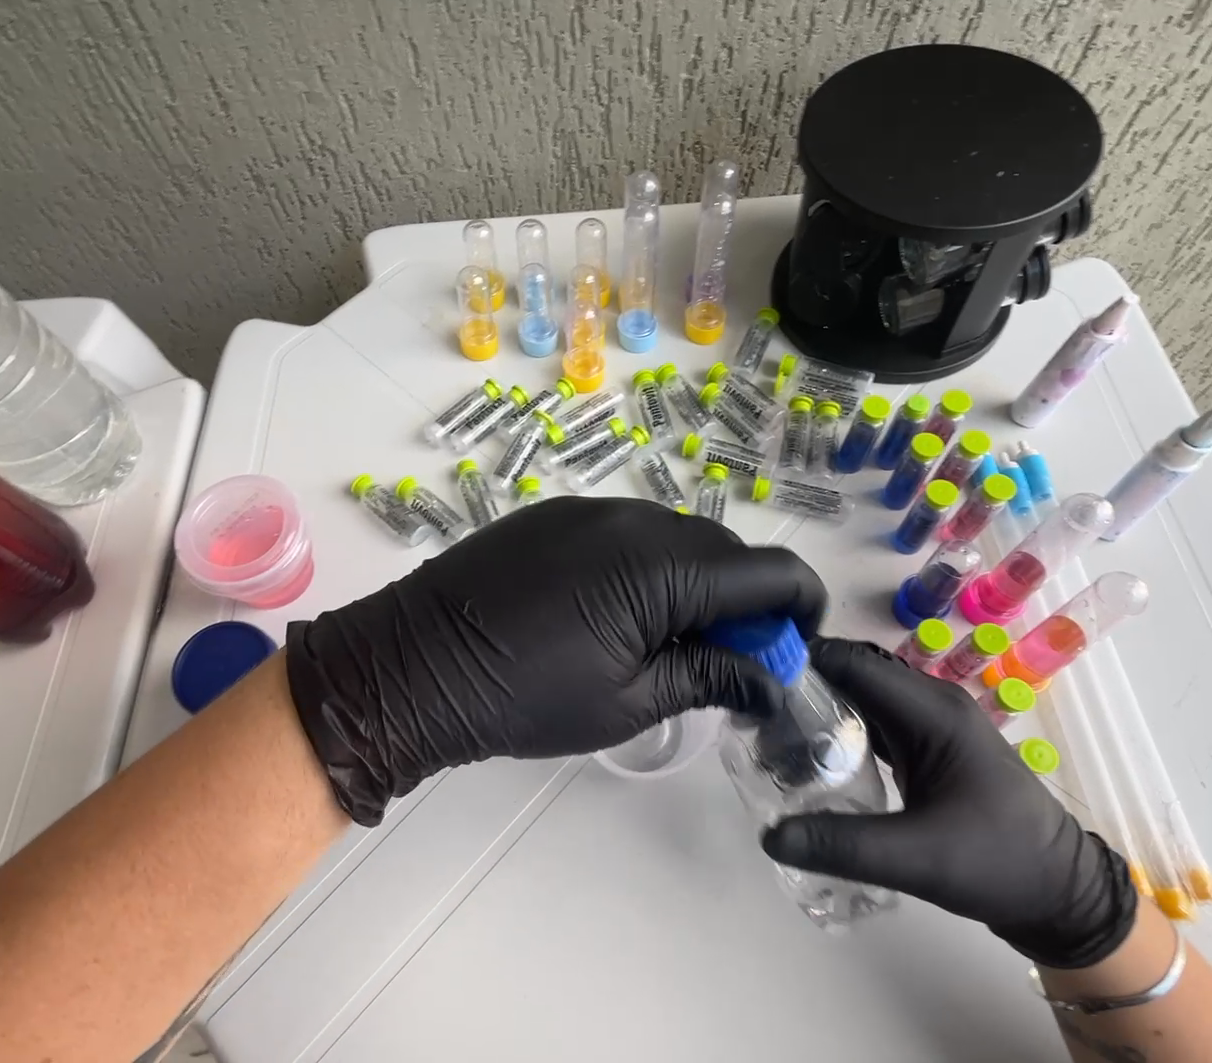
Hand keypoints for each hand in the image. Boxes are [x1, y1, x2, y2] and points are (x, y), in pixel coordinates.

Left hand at [287, 497, 825, 824]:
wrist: (413, 665)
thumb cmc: (523, 697)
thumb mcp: (630, 700)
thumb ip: (711, 676)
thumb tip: (770, 680)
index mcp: (661, 567)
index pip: (771, 573)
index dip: (798, 613)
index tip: (788, 654)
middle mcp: (633, 520)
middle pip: (724, 554)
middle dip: (743, 605)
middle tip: (725, 662)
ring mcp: (589, 511)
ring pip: (676, 540)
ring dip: (693, 585)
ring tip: (664, 642)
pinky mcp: (555, 515)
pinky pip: (627, 533)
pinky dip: (646, 568)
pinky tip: (614, 613)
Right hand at [760, 638, 1137, 967]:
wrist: (1063, 897)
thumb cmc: (1001, 865)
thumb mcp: (919, 859)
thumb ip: (843, 845)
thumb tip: (770, 835)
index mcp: (933, 712)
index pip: (854, 664)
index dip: (803, 661)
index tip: (752, 675)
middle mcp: (931, 705)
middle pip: (853, 674)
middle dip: (802, 683)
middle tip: (753, 708)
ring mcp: (931, 725)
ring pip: (862, 696)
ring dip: (818, 705)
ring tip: (770, 728)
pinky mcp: (928, 747)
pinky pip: (873, 721)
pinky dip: (838, 727)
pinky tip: (809, 752)